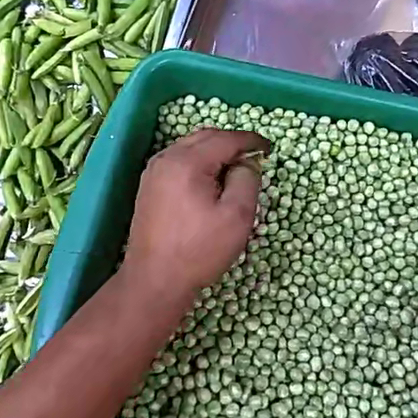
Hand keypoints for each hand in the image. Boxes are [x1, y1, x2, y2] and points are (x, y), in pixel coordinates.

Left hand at [122, 127, 268, 306]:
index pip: (225, 139)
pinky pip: (179, 161)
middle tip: (254, 157)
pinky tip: (210, 182)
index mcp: (187, 162)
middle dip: (232, 143)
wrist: (154, 279)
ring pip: (190, 148)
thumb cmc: (199, 250)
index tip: (269, 149)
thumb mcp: (237, 216)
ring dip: (214, 151)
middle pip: (205, 137)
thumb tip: (245, 163)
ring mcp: (154, 172)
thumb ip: (247, 180)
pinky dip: (199, 162)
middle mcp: (166, 159)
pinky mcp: (149, 187)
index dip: (251, 141)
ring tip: (235, 169)